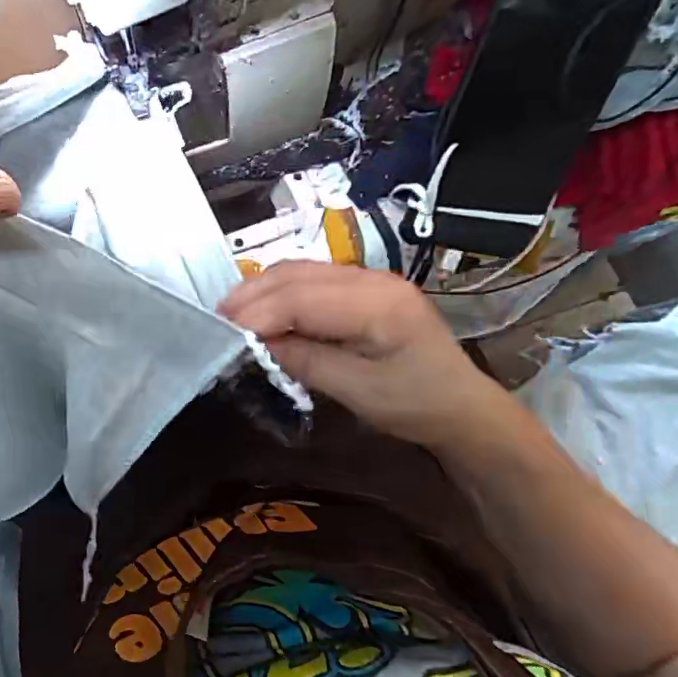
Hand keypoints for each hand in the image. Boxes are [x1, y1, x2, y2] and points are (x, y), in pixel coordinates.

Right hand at [219, 261, 515, 448]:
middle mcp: (371, 279)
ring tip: (230, 317)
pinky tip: (260, 311)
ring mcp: (367, 278)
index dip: (257, 314)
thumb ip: (305, 361)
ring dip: (259, 290)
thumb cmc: (415, 404)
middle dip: (250, 297)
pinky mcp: (360, 287)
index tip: (223, 336)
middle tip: (216, 322)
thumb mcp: (358, 391)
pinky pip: (308, 279)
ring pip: (297, 271)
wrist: (461, 405)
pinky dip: (276, 292)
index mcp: (378, 304)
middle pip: (295, 275)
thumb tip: (255, 344)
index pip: (301, 298)